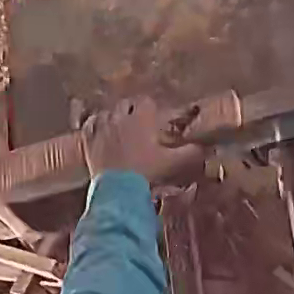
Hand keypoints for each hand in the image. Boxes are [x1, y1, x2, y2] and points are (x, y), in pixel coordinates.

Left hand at [83, 96, 203, 182]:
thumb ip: (192, 153)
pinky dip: (94, 127)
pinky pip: (89, 125)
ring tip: (119, 129)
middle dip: (131, 111)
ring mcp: (100, 127)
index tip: (153, 118)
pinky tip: (99, 133)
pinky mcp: (87, 140)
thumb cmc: (147, 174)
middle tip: (137, 124)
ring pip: (106, 113)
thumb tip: (206, 148)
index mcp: (140, 119)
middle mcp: (119, 117)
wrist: (118, 191)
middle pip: (125, 104)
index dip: (150, 108)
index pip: (145, 102)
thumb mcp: (175, 163)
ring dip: (113, 118)